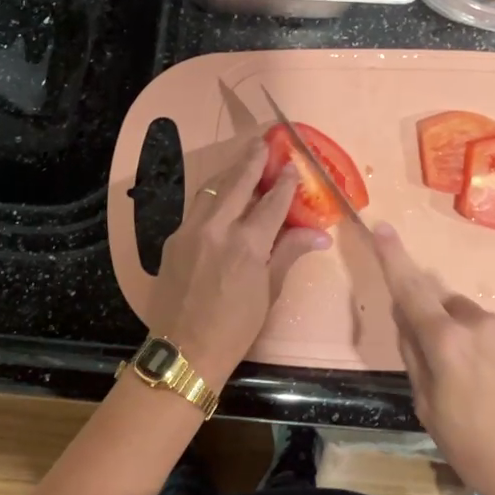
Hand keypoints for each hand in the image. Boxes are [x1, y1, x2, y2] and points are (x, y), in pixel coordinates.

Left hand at [148, 139, 331, 386]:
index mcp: (247, 244)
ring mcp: (191, 231)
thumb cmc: (235, 329)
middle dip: (253, 160)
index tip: (294, 164)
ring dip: (230, 173)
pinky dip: (212, 196)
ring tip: (243, 160)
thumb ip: (289, 252)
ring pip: (212, 189)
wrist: (184, 351)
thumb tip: (321, 233)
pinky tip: (221, 195)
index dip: (285, 182)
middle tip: (265, 142)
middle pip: (238, 182)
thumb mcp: (269, 292)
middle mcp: (217, 228)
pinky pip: (196, 207)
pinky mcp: (173, 238)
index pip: (272, 202)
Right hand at [372, 222, 494, 494]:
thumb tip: (407, 322)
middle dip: (433, 324)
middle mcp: (479, 324)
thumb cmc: (481, 454)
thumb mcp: (430, 412)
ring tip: (475, 395)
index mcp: (445, 340)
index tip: (382, 227)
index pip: (409, 288)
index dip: (391, 256)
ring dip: (463, 343)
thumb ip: (415, 359)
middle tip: (435, 371)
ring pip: (472, 325)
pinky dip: (489, 356)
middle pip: (443, 307)